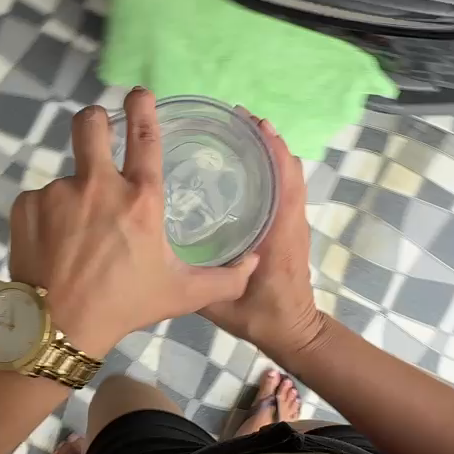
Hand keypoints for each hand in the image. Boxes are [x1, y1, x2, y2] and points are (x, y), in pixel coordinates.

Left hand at [9, 88, 257, 355]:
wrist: (58, 328)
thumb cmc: (126, 306)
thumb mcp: (182, 294)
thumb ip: (225, 279)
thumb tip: (255, 264)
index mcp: (141, 199)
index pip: (144, 136)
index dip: (143, 108)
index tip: (140, 94)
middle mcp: (98, 185)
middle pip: (91, 124)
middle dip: (95, 120)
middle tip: (98, 130)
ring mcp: (57, 193)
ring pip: (68, 177)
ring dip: (74, 195)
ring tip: (75, 234)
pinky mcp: (26, 206)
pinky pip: (40, 201)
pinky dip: (47, 217)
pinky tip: (53, 245)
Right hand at [199, 116, 328, 359]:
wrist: (293, 333)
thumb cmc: (261, 316)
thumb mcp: (221, 300)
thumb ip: (196, 277)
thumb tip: (159, 253)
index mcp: (280, 229)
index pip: (284, 175)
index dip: (269, 144)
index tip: (245, 120)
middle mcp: (291, 219)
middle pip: (287, 166)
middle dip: (264, 138)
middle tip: (229, 120)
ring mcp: (292, 223)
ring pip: (288, 175)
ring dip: (268, 151)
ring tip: (234, 134)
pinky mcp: (288, 229)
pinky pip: (285, 188)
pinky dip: (271, 168)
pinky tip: (241, 166)